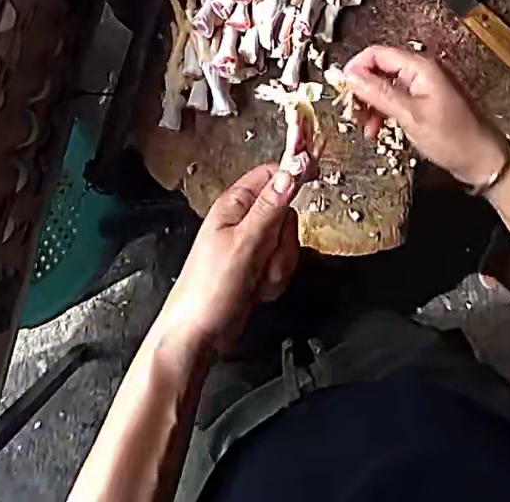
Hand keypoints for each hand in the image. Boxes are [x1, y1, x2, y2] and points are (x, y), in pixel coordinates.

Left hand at [153, 165, 301, 356]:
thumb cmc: (208, 290)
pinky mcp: (258, 265)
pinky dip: (276, 278)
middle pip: (287, 211)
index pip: (272, 174)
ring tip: (257, 277)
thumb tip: (291, 170)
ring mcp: (252, 244)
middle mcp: (244, 220)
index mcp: (235, 204)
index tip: (313, 177)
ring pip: (288, 240)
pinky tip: (258, 289)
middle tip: (264, 254)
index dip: (293, 176)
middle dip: (284, 239)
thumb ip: (271, 207)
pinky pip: (284, 262)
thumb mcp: (244, 243)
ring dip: (279, 263)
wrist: (196, 338)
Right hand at [343, 45, 508, 189]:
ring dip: (372, 105)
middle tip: (352, 113)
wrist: (483, 159)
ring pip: (385, 86)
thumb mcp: (410, 116)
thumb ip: (378, 93)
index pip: (377, 54)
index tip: (341, 90)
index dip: (356, 69)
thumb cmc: (453, 137)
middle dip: (362, 90)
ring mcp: (424, 86)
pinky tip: (378, 130)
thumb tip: (349, 75)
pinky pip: (396, 99)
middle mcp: (421, 71)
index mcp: (420, 67)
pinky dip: (384, 113)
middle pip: (379, 69)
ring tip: (366, 128)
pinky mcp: (425, 101)